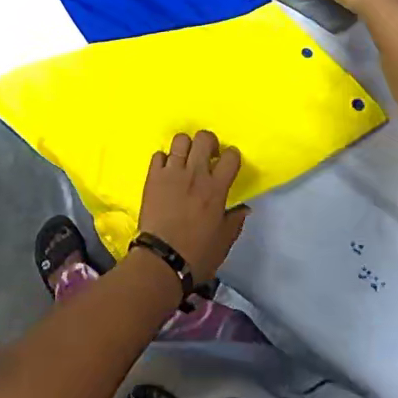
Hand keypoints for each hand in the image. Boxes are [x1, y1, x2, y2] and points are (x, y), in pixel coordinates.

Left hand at [137, 130, 248, 283]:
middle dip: (209, 142)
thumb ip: (235, 220)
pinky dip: (164, 159)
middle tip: (207, 156)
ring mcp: (171, 172)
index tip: (228, 162)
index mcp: (216, 189)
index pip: (230, 156)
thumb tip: (244, 208)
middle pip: (204, 138)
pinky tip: (167, 171)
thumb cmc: (197, 254)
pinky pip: (158, 154)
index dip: (232, 156)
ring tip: (186, 160)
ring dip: (186, 147)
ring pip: (180, 140)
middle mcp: (195, 174)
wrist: (162, 259)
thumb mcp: (224, 241)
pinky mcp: (153, 176)